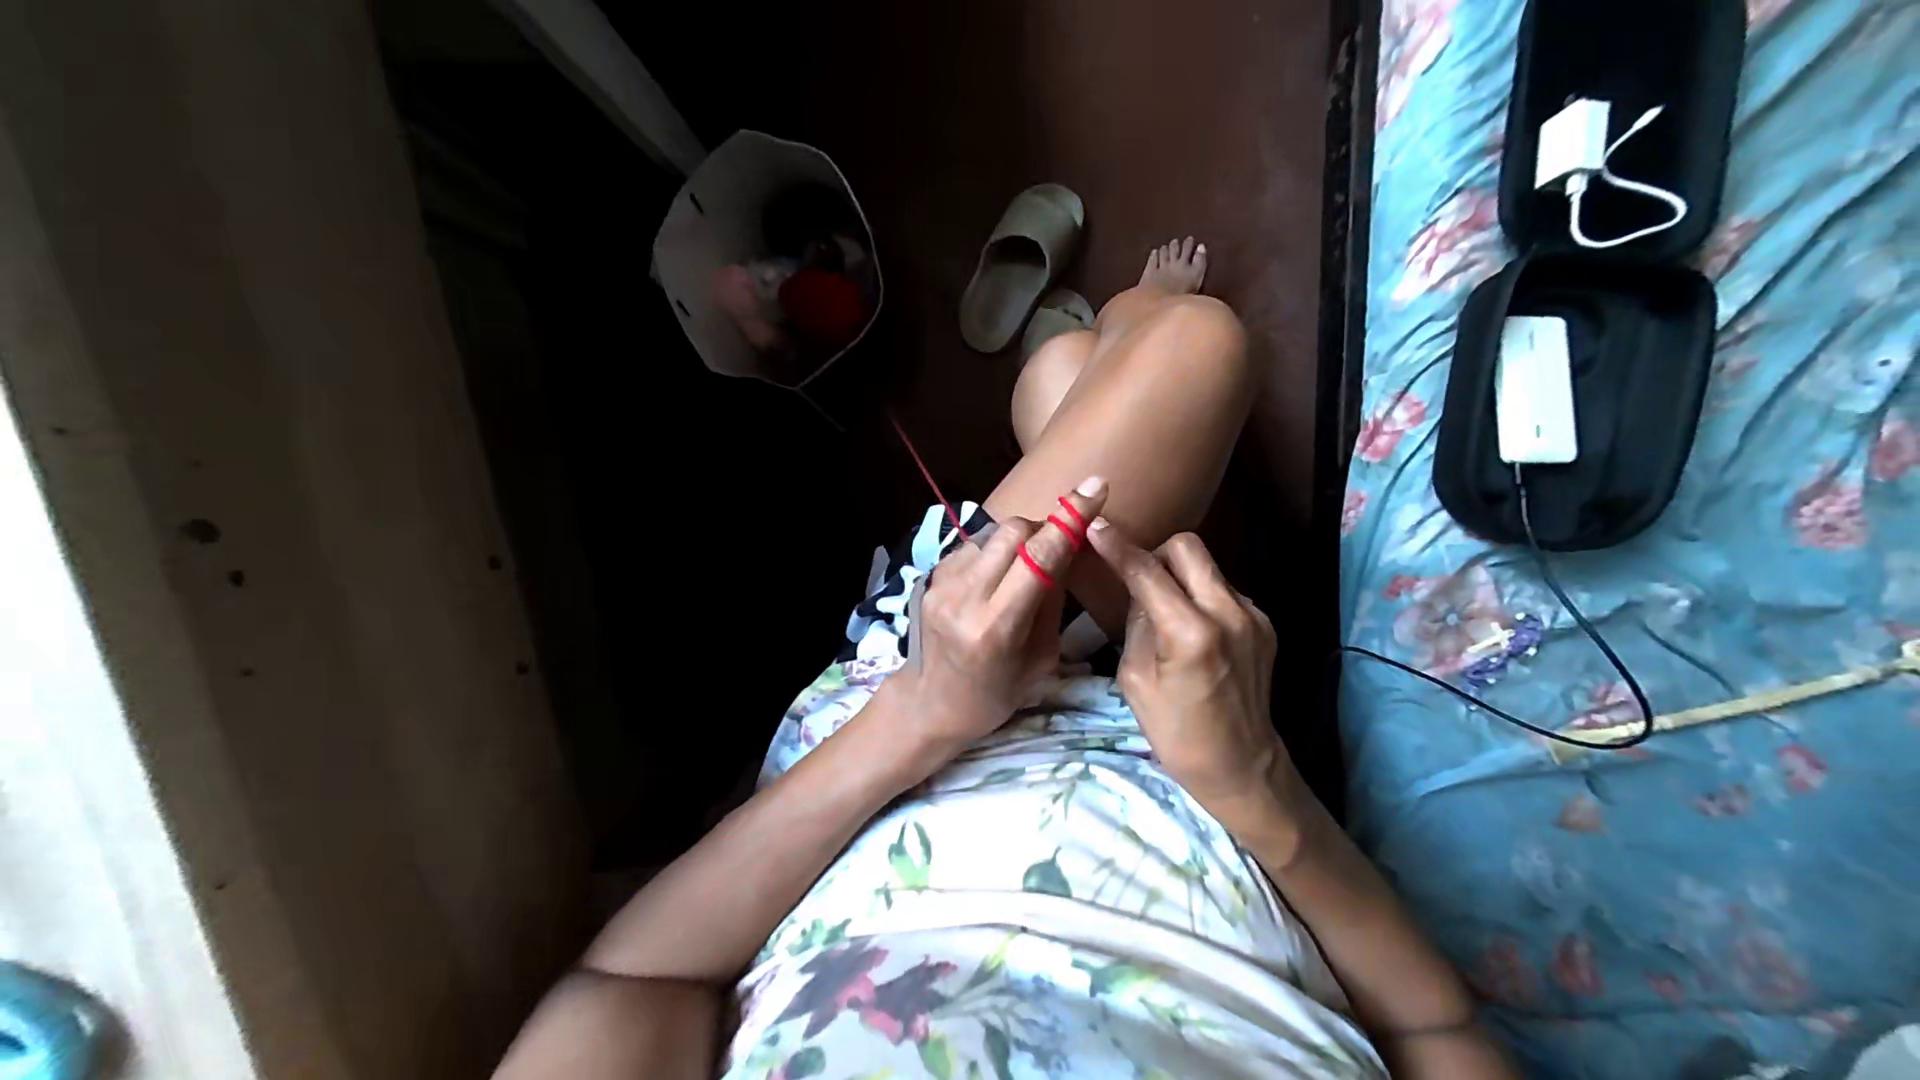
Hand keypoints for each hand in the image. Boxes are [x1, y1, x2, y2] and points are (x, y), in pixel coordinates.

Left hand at [890, 477, 1109, 757]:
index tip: (1094, 488)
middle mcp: (964, 599)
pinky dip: (993, 554)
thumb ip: (1053, 598)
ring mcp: (941, 585)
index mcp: (998, 628)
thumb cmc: (998, 692)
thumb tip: (1067, 545)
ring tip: (1020, 574)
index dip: (1070, 519)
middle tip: (1053, 549)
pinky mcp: (930, 577)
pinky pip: (973, 547)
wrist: (933, 702)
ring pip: (991, 534)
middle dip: (1041, 529)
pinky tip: (993, 581)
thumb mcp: (1042, 656)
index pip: (1039, 557)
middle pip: (1012, 531)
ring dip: (1016, 543)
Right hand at [1084, 523, 1295, 822]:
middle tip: (1139, 581)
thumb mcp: (1135, 679)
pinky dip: (1199, 596)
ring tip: (1166, 613)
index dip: (1117, 547)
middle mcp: (1229, 613)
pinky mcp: (1263, 622)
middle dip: (1156, 554)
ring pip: (1207, 565)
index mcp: (1191, 633)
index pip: (1146, 571)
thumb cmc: (1176, 732)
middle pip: (1187, 546)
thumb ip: (1137, 623)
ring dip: (1179, 576)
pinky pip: (1222, 588)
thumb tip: (1138, 588)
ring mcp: (1252, 615)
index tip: (1095, 526)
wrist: (1241, 765)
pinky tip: (1192, 630)